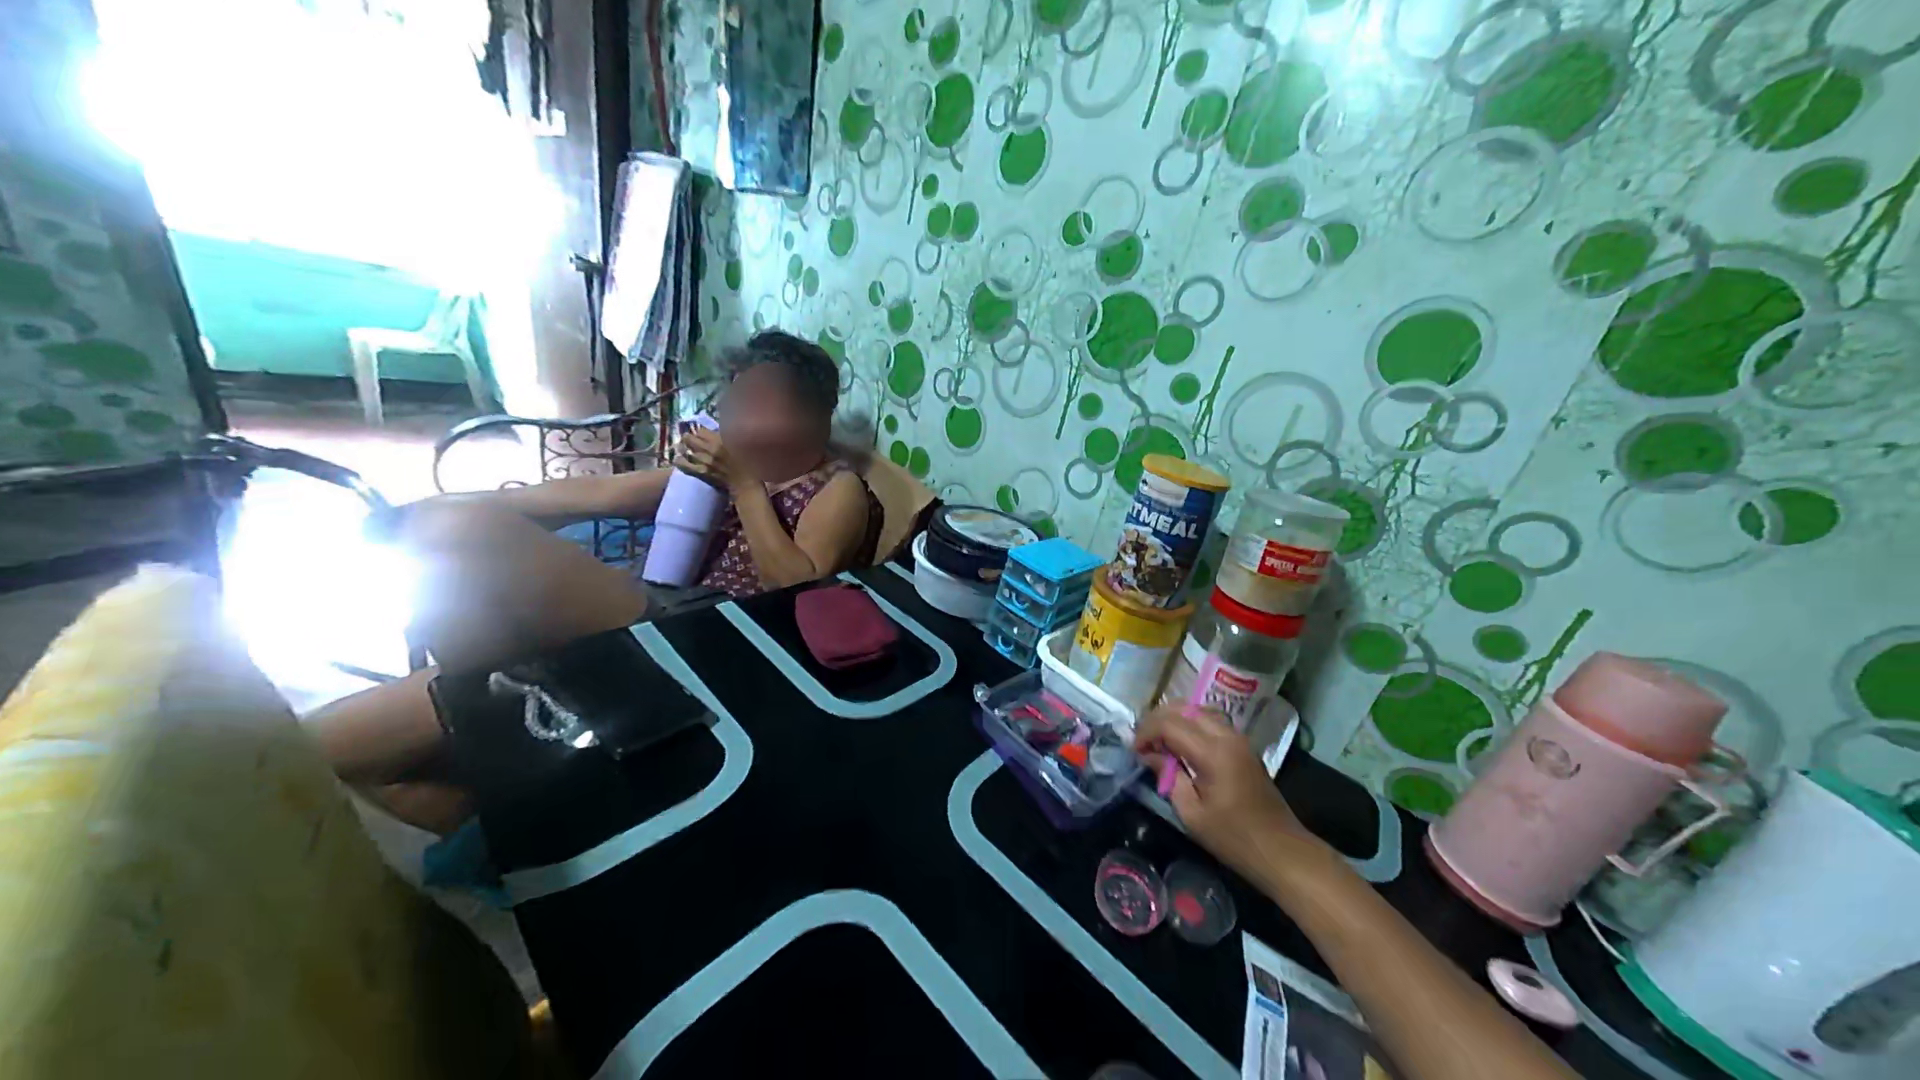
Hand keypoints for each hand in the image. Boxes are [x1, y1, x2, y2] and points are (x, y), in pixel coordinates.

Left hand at [674, 428, 751, 491]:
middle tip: (690, 441)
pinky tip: (679, 460)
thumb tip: (716, 434)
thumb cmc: (747, 464)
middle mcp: (709, 448)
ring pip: (684, 449)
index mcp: (720, 439)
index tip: (702, 436)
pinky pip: (684, 465)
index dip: (701, 433)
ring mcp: (703, 461)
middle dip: (689, 439)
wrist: (746, 484)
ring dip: (684, 449)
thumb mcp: (740, 445)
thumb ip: (727, 437)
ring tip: (684, 450)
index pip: (701, 431)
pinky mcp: (700, 472)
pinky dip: (680, 462)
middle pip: (689, 438)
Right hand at [1134, 705, 1306, 874]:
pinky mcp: (1243, 746)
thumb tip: (1149, 755)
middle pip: (1184, 709)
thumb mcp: (1192, 814)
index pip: (1169, 724)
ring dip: (1175, 720)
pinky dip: (1191, 725)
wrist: (1281, 851)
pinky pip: (1211, 722)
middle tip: (1143, 743)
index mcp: (1213, 752)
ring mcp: (1238, 739)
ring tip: (1160, 742)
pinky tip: (1181, 745)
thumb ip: (1168, 777)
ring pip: (1198, 711)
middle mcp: (1227, 736)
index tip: (1135, 751)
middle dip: (1157, 720)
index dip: (1146, 732)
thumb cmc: (1233, 838)